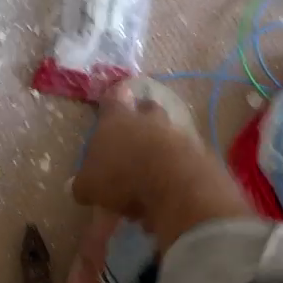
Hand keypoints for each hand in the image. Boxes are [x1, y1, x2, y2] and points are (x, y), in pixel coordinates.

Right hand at [74, 81, 251, 242]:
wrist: (176, 188)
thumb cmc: (122, 177)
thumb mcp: (89, 186)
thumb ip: (84, 184)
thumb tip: (79, 188)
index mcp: (117, 119)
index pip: (113, 97)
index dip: (113, 96)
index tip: (115, 94)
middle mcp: (148, 120)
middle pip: (148, 108)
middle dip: (143, 117)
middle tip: (136, 133)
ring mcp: (179, 135)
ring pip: (170, 133)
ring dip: (163, 145)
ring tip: (154, 170)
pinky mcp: (203, 156)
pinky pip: (188, 157)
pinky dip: (180, 168)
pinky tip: (173, 188)